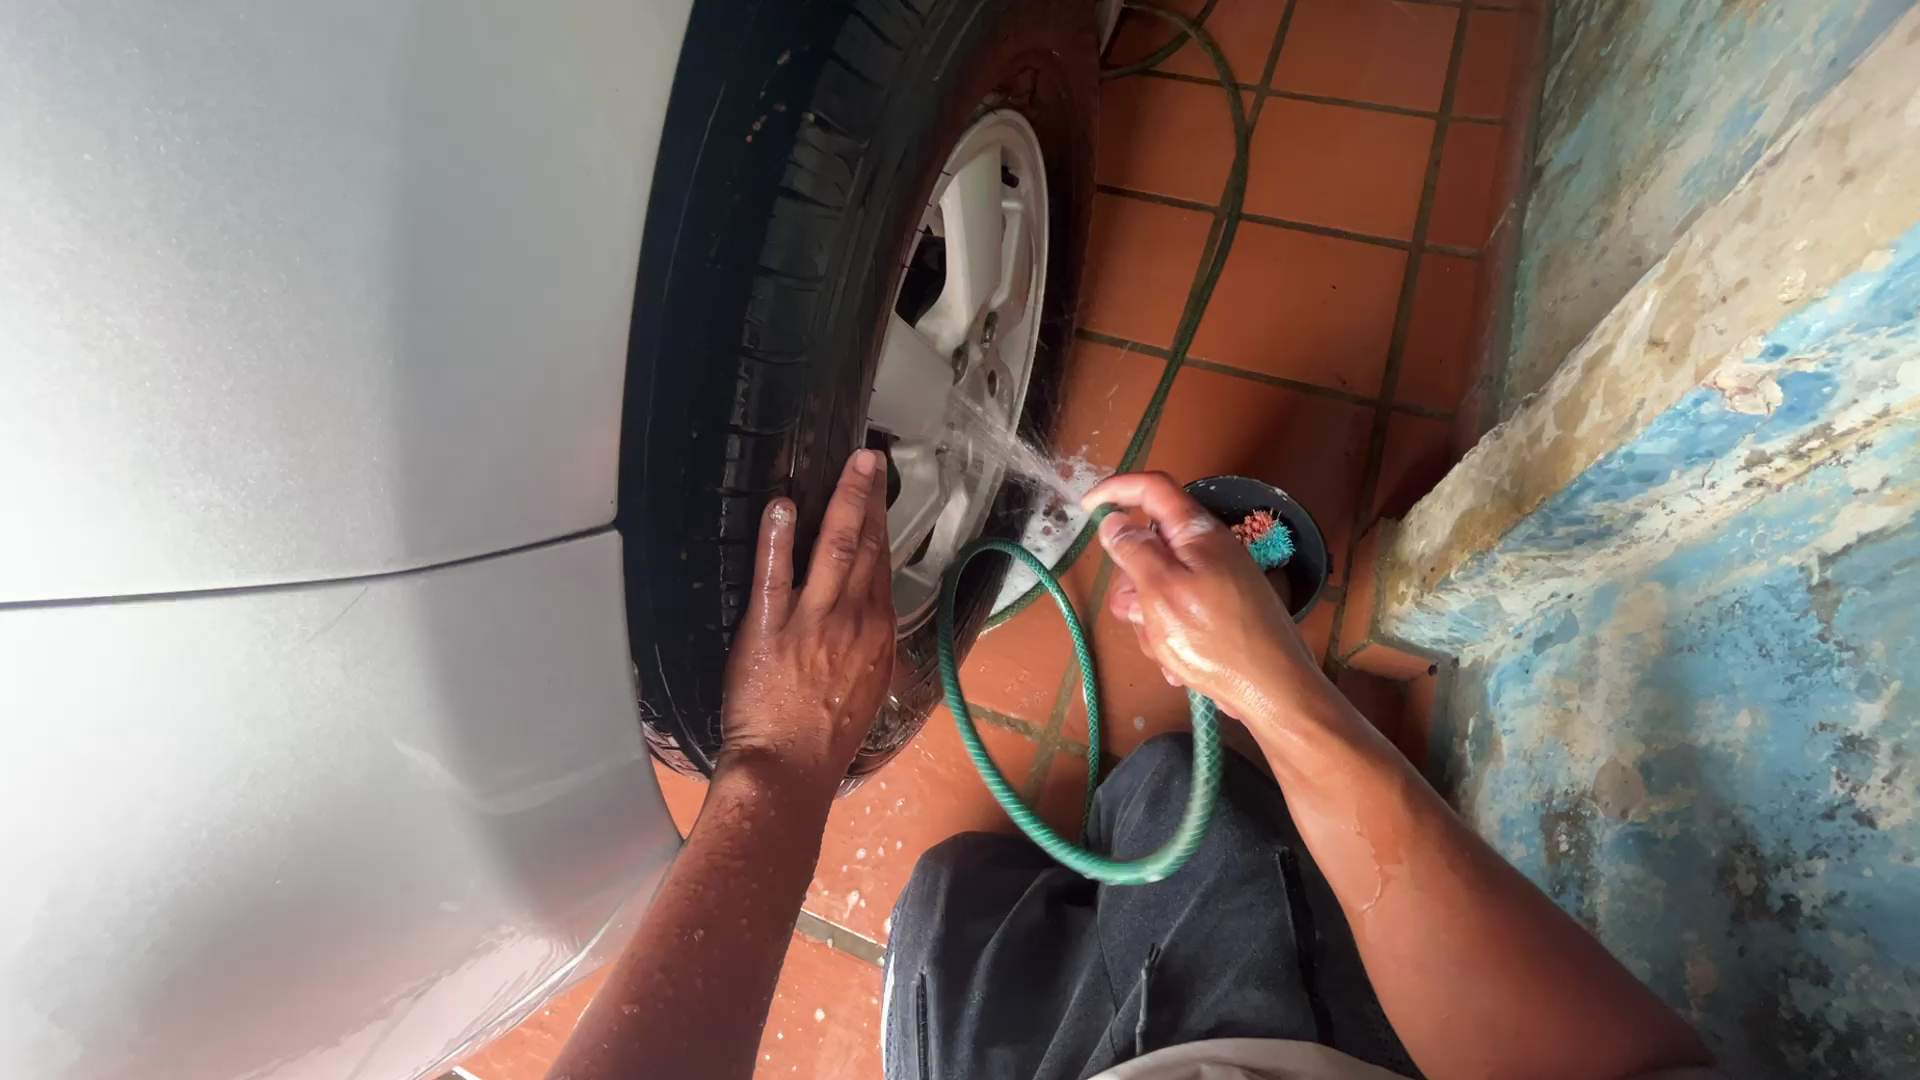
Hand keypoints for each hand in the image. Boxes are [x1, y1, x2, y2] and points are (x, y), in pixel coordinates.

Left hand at [720, 449, 894, 778]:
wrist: (791, 768)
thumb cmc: (829, 734)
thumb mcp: (868, 684)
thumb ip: (869, 640)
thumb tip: (868, 609)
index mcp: (877, 631)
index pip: (883, 563)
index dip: (882, 523)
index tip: (881, 495)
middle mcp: (853, 619)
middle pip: (867, 546)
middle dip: (870, 497)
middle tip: (871, 458)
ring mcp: (812, 621)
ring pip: (835, 549)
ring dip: (844, 501)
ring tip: (851, 465)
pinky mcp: (769, 629)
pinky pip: (775, 576)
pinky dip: (779, 539)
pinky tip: (781, 507)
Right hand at [1082, 472, 1321, 727]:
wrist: (1273, 692)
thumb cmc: (1216, 641)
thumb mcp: (1161, 592)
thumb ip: (1134, 551)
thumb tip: (1114, 521)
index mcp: (1197, 533)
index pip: (1152, 489)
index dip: (1116, 490)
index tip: (1085, 508)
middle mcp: (1207, 550)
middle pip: (1148, 546)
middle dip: (1130, 582)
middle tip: (1135, 612)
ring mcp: (1214, 581)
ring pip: (1156, 585)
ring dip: (1148, 618)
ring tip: (1165, 647)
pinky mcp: (1218, 610)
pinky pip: (1174, 612)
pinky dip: (1168, 634)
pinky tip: (1179, 662)